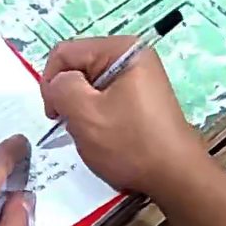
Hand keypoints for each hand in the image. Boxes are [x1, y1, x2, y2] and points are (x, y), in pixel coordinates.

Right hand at [41, 36, 211, 199]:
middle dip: (69, 98)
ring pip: (90, 87)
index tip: (55, 115)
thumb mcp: (85, 114)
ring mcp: (139, 78)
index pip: (64, 53)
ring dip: (83, 112)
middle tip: (75, 127)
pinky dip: (98, 118)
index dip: (51, 83)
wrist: (174, 175)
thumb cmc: (130, 144)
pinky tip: (106, 137)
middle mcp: (132, 57)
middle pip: (78, 68)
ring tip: (94, 135)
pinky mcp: (142, 99)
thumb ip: (61, 88)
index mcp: (121, 50)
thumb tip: (58, 84)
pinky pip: (106, 100)